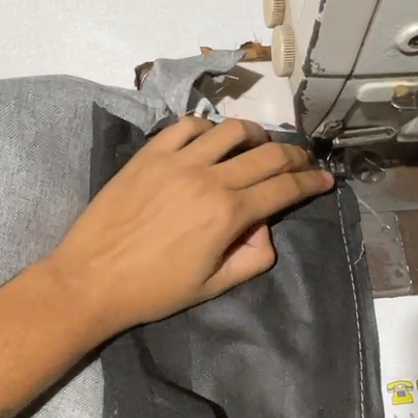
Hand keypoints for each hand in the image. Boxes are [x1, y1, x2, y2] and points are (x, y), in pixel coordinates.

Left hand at [39, 116, 332, 338]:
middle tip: (302, 161)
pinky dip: (208, 128)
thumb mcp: (212, 287)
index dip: (311, 182)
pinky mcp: (149, 155)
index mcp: (228, 214)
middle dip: (294, 156)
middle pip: (267, 154)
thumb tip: (265, 230)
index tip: (325, 180)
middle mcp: (208, 179)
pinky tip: (212, 141)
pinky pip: (187, 126)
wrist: (92, 279)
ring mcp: (177, 161)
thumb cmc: (154, 291)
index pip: (283, 189)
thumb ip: (252, 258)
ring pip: (231, 130)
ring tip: (258, 146)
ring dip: (255, 135)